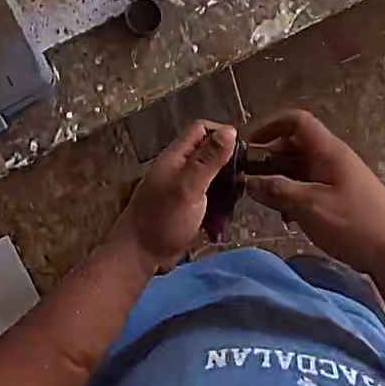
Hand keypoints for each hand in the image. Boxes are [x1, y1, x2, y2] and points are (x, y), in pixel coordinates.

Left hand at [104, 120, 236, 271]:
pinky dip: (220, 204)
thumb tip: (230, 131)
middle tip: (245, 176)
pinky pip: (210, 198)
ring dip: (226, 186)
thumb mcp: (189, 186)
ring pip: (212, 176)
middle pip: (209, 152)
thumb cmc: (163, 219)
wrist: (139, 256)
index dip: (222, 132)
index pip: (201, 129)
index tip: (242, 150)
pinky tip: (227, 214)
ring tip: (238, 197)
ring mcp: (183, 188)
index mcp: (176, 156)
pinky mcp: (187, 207)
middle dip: (228, 162)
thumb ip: (208, 159)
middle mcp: (180, 168)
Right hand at [243, 109, 384, 273]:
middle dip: (271, 160)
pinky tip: (289, 217)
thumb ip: (277, 191)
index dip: (271, 126)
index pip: (297, 121)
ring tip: (266, 202)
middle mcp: (334, 158)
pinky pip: (312, 186)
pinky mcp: (343, 197)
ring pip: (302, 169)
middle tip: (249, 181)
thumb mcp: (308, 206)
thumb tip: (248, 182)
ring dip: (282, 181)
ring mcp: (340, 177)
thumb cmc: (352, 224)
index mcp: (328, 151)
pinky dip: (296, 196)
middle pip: (296, 146)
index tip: (250, 146)